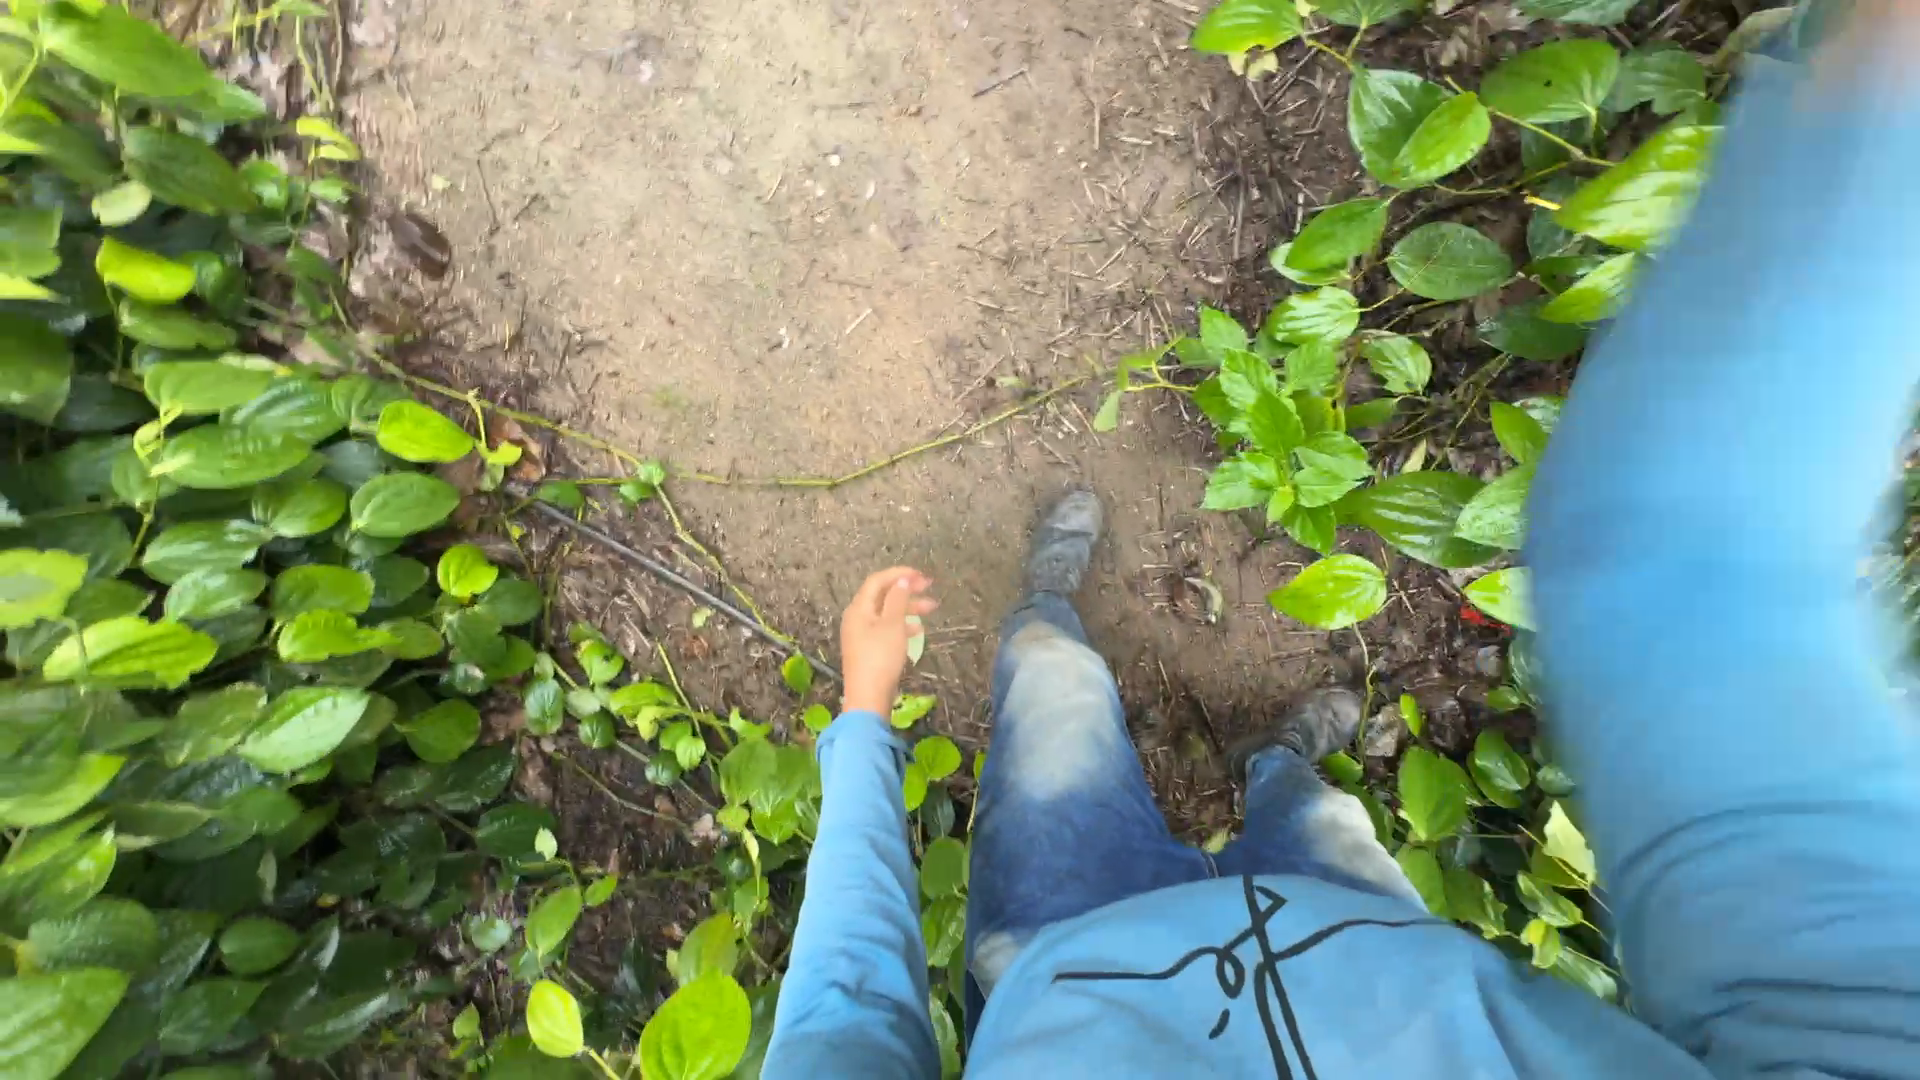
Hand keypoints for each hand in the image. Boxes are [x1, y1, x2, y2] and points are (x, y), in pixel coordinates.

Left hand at [839, 566, 937, 716]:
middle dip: (906, 590)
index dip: (899, 574)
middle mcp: (856, 618)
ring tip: (931, 609)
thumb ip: (898, 600)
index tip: (921, 575)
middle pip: (882, 596)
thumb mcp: (892, 625)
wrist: (868, 698)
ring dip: (908, 608)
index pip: (877, 581)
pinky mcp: (868, 649)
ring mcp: (861, 635)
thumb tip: (901, 580)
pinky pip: (885, 629)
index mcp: (859, 608)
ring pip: (886, 613)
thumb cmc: (880, 658)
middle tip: (929, 587)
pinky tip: (917, 631)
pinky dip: (901, 625)